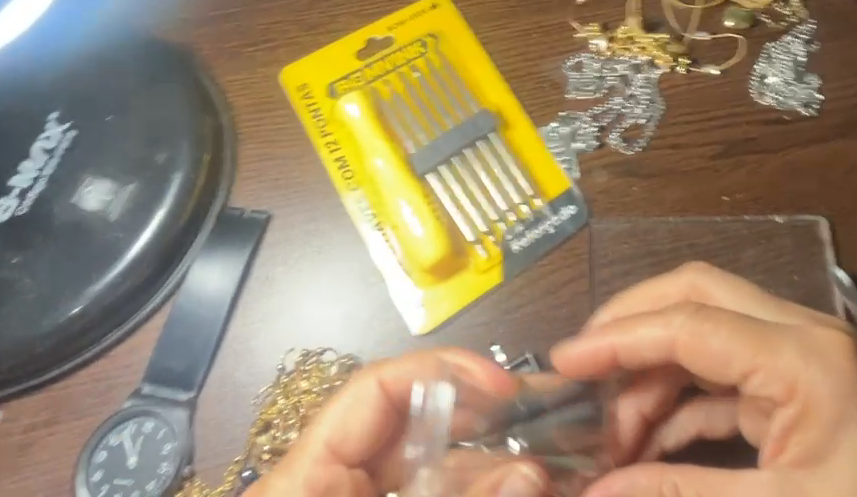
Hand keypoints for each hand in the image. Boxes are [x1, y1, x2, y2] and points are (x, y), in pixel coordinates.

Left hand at [246, 348, 548, 496]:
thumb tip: (534, 473)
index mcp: (305, 477)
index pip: (376, 388)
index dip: (445, 372)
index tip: (505, 388)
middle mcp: (333, 480)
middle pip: (417, 429)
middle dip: (485, 428)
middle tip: (548, 425)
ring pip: (436, 471)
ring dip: (494, 471)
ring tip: (551, 467)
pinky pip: (433, 494)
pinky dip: (478, 493)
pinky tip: (522, 487)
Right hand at [550, 263, 856, 496]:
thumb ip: (679, 494)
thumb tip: (593, 491)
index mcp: (806, 357)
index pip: (692, 322)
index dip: (621, 338)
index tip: (562, 362)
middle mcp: (803, 335)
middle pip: (699, 295)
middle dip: (633, 327)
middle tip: (578, 374)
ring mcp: (802, 356)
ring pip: (706, 333)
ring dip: (652, 375)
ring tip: (608, 438)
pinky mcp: (799, 386)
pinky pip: (724, 377)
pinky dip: (679, 404)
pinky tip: (643, 446)